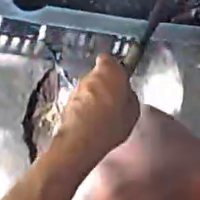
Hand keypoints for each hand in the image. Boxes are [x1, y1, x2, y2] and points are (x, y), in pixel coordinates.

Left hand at [48, 55, 140, 170]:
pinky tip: (90, 123)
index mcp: (110, 71)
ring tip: (101, 116)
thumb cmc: (112, 122)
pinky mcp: (66, 101)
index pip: (109, 60)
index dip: (113, 69)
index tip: (119, 80)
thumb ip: (129, 96)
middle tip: (112, 101)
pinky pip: (79, 102)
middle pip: (98, 75)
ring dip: (93, 97)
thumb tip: (125, 94)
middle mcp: (91, 75)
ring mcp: (77, 88)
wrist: (82, 139)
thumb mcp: (133, 111)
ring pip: (88, 88)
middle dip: (104, 85)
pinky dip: (84, 108)